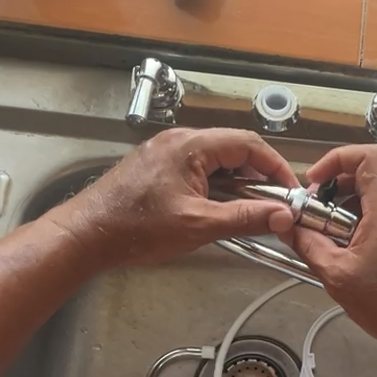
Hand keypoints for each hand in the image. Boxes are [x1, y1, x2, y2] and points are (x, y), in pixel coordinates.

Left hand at [46, 128, 299, 266]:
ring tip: (254, 208)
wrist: (86, 235)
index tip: (291, 191)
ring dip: (240, 181)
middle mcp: (180, 140)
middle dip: (261, 174)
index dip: (276, 167)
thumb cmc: (137, 228)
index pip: (249, 144)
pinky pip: (201, 168)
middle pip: (235, 148)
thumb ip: (245, 218)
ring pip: (218, 159)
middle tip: (277, 201)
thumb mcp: (198, 225)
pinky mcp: (159, 167)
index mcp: (191, 146)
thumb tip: (283, 216)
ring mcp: (167, 152)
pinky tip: (224, 206)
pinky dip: (220, 184)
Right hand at [284, 145, 376, 354]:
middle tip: (315, 213)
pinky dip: (365, 223)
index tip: (316, 179)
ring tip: (330, 237)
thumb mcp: (336, 273)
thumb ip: (307, 243)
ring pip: (376, 198)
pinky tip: (350, 251)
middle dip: (336, 189)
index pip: (367, 155)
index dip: (336, 158)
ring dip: (348, 210)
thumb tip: (288, 226)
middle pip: (368, 177)